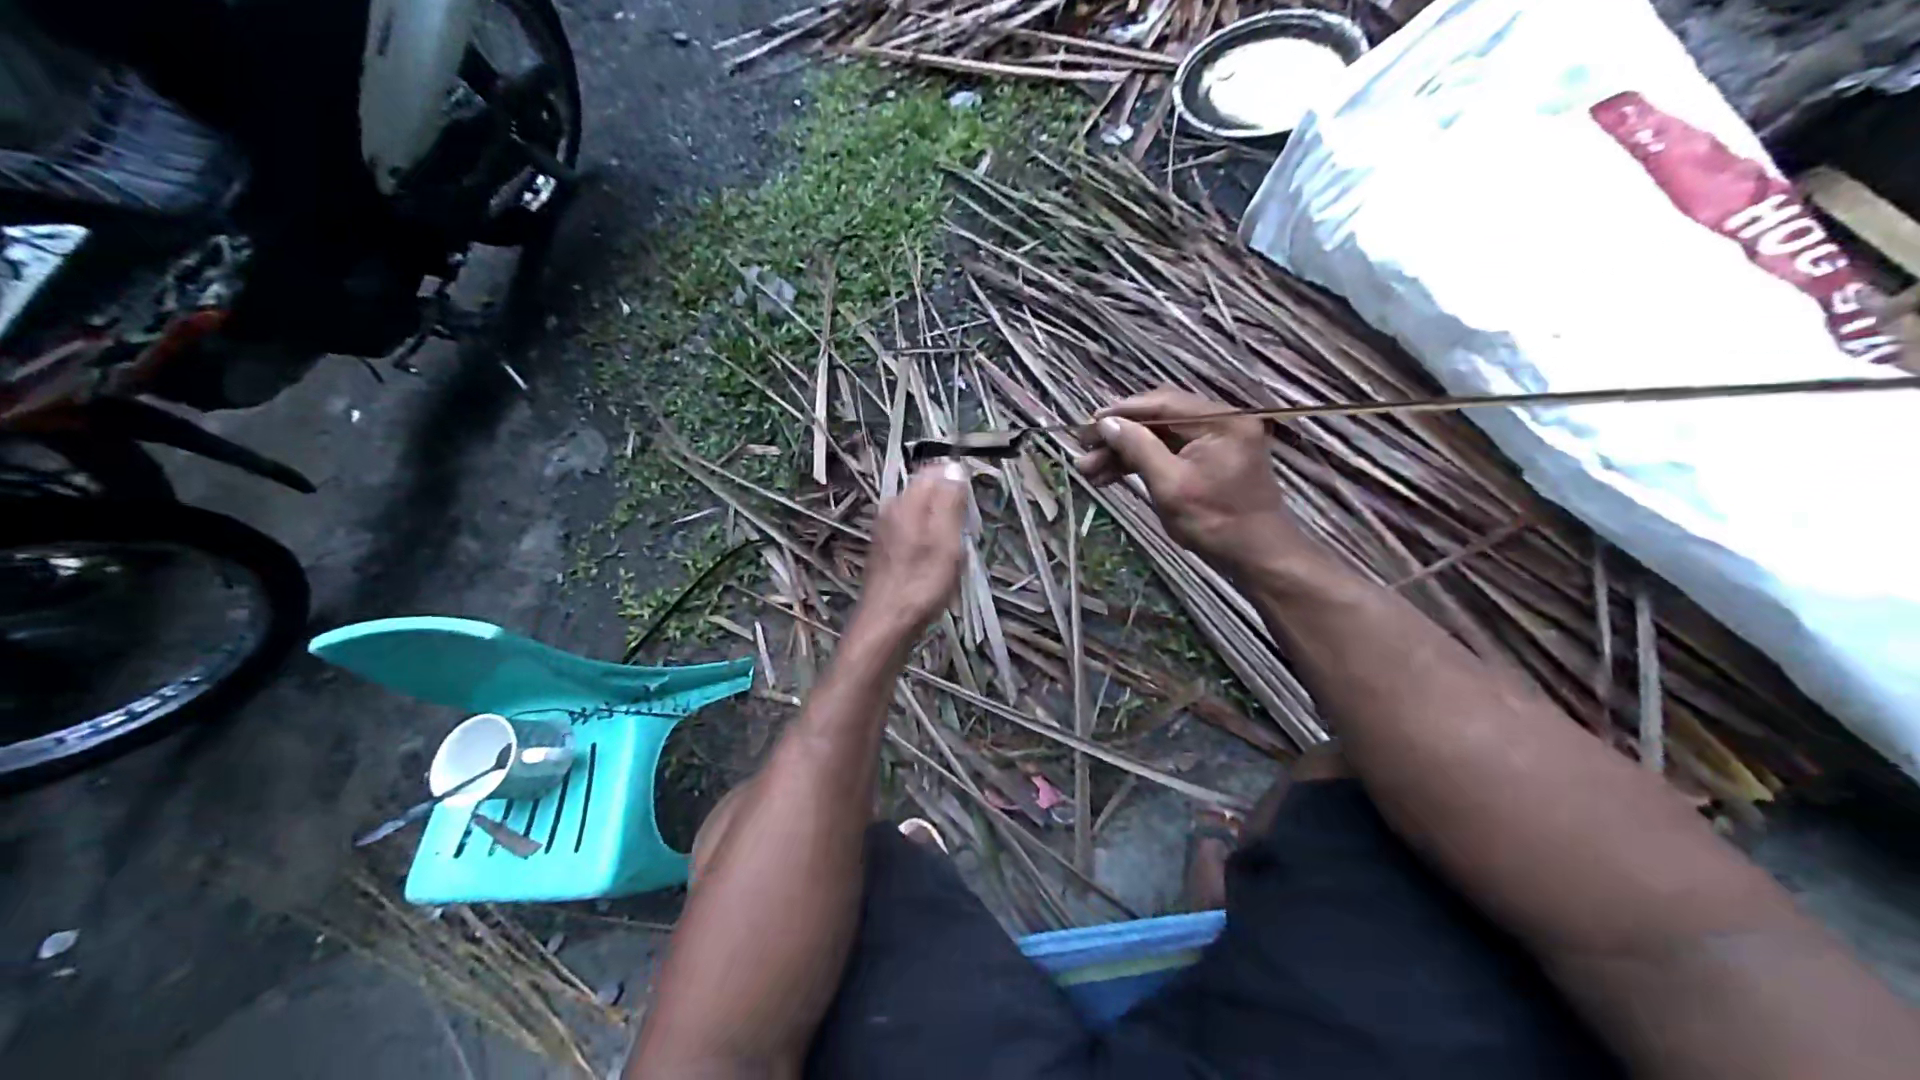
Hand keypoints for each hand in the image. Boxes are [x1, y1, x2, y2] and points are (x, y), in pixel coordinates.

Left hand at [852, 462, 968, 640]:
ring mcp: (885, 531)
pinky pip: (913, 533)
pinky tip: (935, 565)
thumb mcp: (946, 539)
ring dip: (942, 527)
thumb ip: (950, 500)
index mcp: (906, 501)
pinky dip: (929, 543)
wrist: (887, 622)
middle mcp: (891, 509)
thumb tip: (955, 467)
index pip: (933, 471)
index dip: (956, 481)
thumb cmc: (922, 582)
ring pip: (922, 515)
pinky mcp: (885, 551)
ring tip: (953, 554)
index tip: (970, 507)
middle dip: (950, 507)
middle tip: (964, 535)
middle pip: (928, 492)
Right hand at [1073, 387, 1305, 572]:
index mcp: (1220, 421)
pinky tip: (1112, 476)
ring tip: (1089, 470)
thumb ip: (1138, 448)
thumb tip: (1106, 423)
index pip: (1162, 403)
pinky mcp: (1211, 461)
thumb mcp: (1170, 485)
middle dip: (1119, 436)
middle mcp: (1222, 422)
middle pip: (1160, 418)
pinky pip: (1171, 453)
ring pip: (1161, 438)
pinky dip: (1143, 463)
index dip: (1122, 412)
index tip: (1089, 424)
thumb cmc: (1216, 522)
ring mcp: (1218, 441)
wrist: (1258, 557)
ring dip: (1126, 452)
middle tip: (1084, 451)